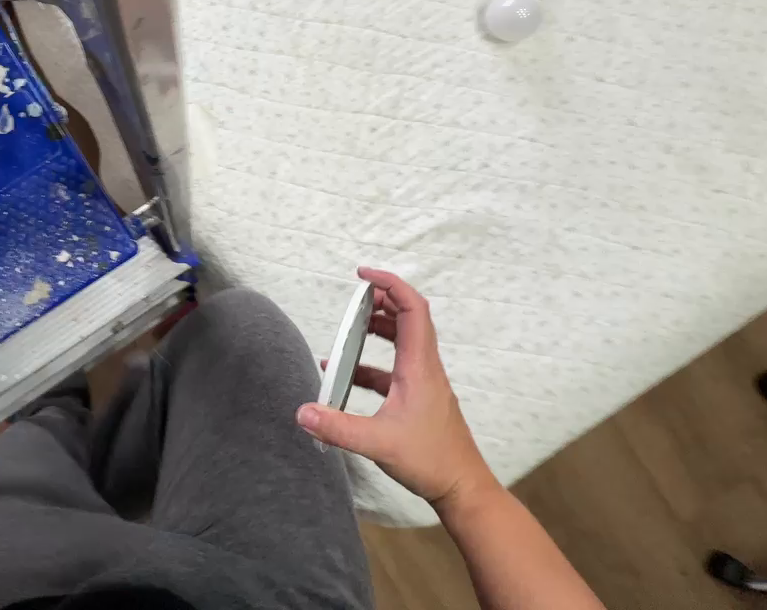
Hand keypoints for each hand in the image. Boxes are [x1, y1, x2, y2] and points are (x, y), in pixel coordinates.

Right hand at [296, 267, 495, 511]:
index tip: (363, 275)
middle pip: (408, 317)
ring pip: (404, 340)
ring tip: (349, 327)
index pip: (412, 309)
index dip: (390, 284)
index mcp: (419, 366)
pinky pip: (394, 367)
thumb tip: (302, 411)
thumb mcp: (377, 443)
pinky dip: (371, 362)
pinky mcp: (419, 398)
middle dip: (381, 300)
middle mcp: (424, 368)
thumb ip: (337, 427)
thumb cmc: (430, 462)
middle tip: (354, 296)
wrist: (464, 491)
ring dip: (378, 327)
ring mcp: (424, 383)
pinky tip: (346, 375)